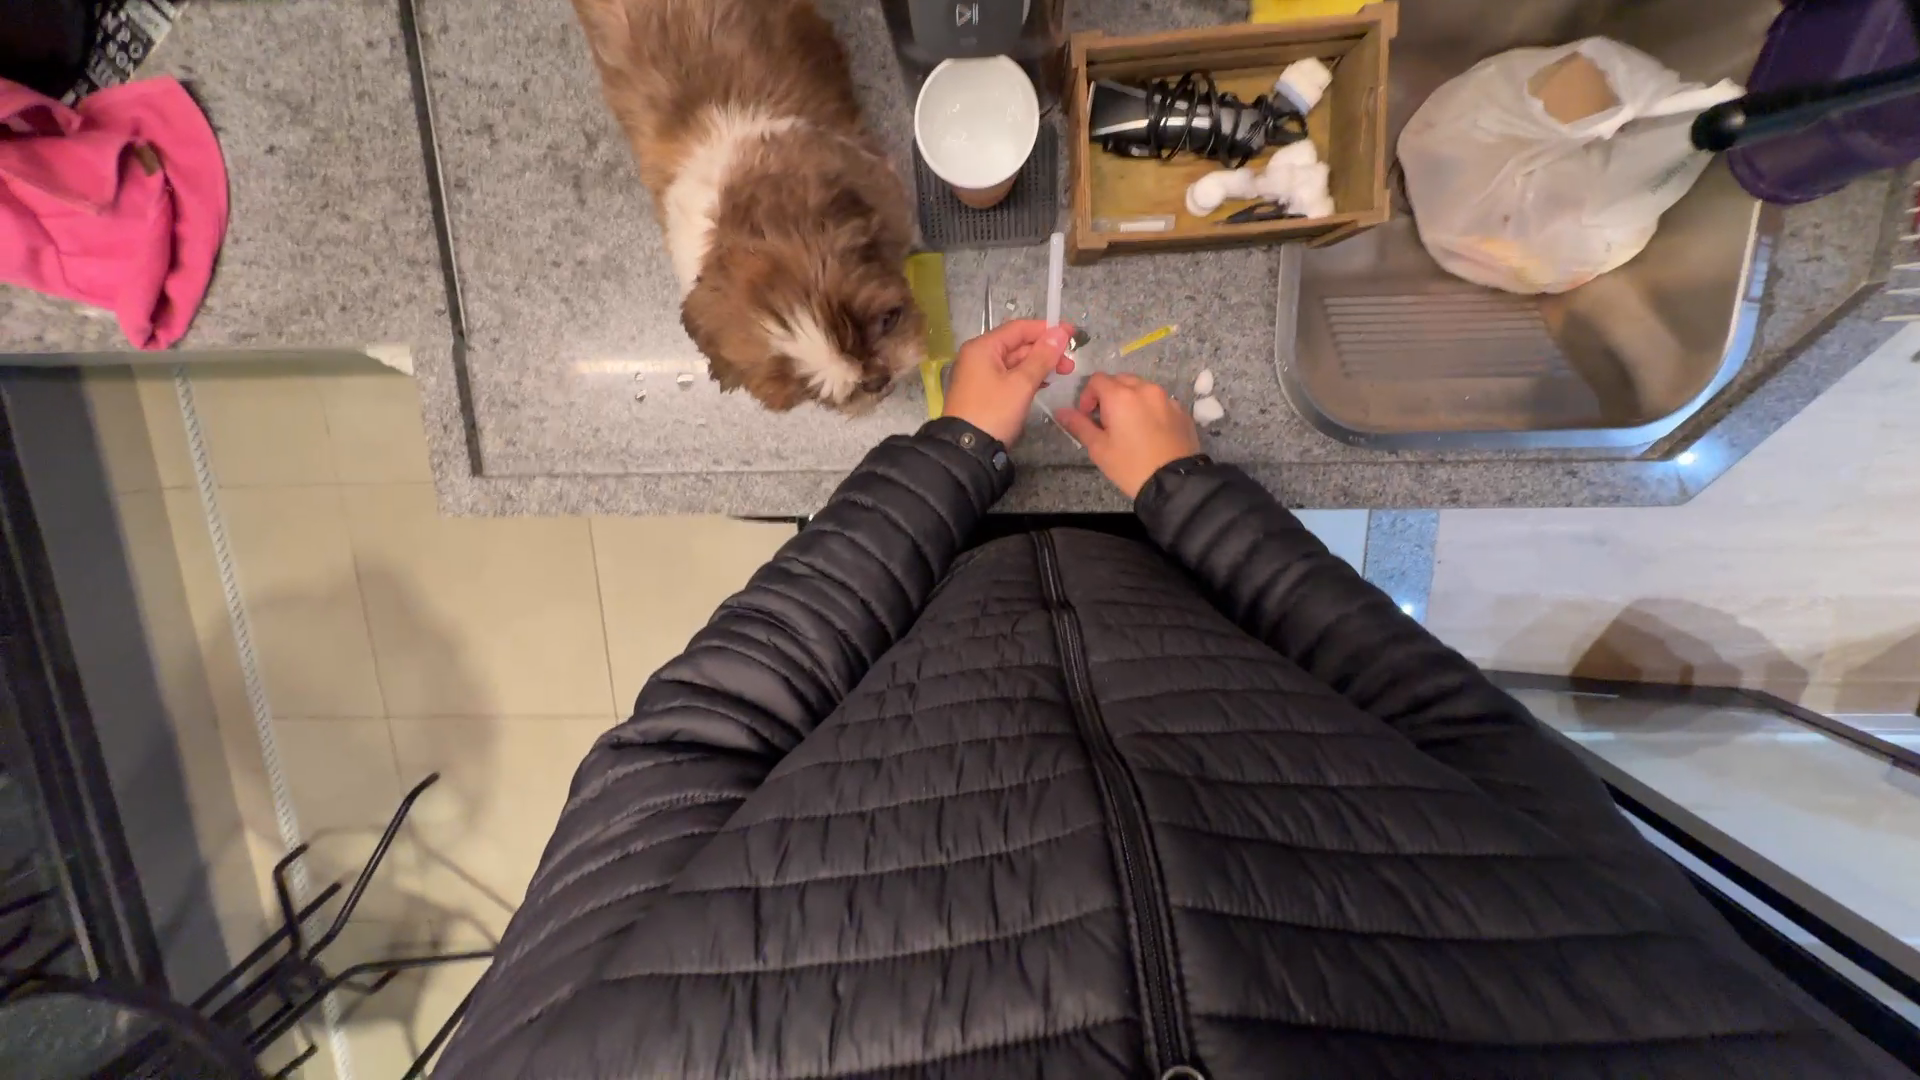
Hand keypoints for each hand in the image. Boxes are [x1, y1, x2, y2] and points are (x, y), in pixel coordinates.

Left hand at [942, 320, 1075, 444]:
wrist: (967, 450)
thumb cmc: (994, 412)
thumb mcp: (1021, 384)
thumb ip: (1042, 357)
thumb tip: (1060, 333)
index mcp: (983, 347)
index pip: (1019, 328)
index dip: (1047, 329)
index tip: (1071, 335)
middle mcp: (978, 356)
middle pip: (1017, 345)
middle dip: (1045, 351)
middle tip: (1070, 363)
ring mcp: (979, 375)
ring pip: (1014, 362)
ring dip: (1038, 365)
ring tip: (1062, 373)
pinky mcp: (983, 392)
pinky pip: (1008, 377)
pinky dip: (1026, 378)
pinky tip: (1043, 383)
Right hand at [1052, 374, 1201, 498]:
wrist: (1173, 482)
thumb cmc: (1129, 465)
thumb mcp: (1098, 448)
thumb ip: (1079, 425)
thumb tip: (1061, 412)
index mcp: (1121, 396)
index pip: (1097, 380)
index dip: (1087, 395)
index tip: (1087, 415)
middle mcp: (1145, 389)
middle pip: (1120, 380)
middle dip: (1109, 395)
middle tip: (1106, 420)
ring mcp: (1166, 398)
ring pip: (1141, 388)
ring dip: (1130, 399)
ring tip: (1128, 425)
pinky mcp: (1181, 410)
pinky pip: (1159, 401)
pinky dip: (1149, 408)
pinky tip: (1149, 431)